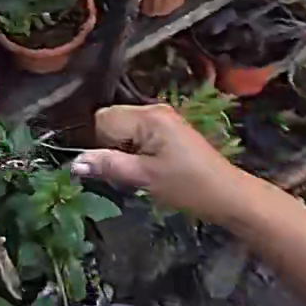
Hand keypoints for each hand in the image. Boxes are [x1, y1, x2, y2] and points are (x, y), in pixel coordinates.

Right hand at [71, 104, 276, 224]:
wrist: (231, 196)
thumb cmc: (189, 187)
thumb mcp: (145, 178)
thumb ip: (108, 166)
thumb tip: (74, 163)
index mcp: (148, 116)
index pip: (102, 119)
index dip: (99, 143)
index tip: (112, 165)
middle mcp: (153, 109)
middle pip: (110, 119)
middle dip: (110, 144)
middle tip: (128, 170)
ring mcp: (162, 117)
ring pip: (121, 126)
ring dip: (122, 148)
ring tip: (140, 169)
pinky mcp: (168, 128)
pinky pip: (135, 131)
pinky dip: (133, 148)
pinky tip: (148, 165)